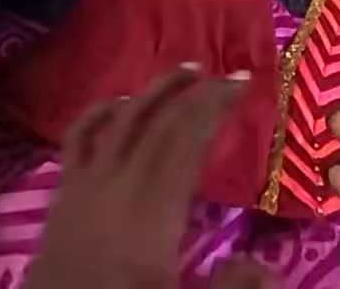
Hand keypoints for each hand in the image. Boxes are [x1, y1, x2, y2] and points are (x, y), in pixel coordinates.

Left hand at [26, 65, 261, 288]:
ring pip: (126, 117)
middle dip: (198, 93)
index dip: (217, 105)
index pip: (191, 138)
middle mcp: (123, 180)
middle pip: (164, 121)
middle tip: (228, 76)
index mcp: (156, 208)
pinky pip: (79, 135)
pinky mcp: (65, 189)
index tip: (242, 83)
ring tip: (186, 71)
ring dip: (157, 89)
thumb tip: (275, 271)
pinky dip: (100, 110)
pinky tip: (119, 101)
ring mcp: (90, 180)